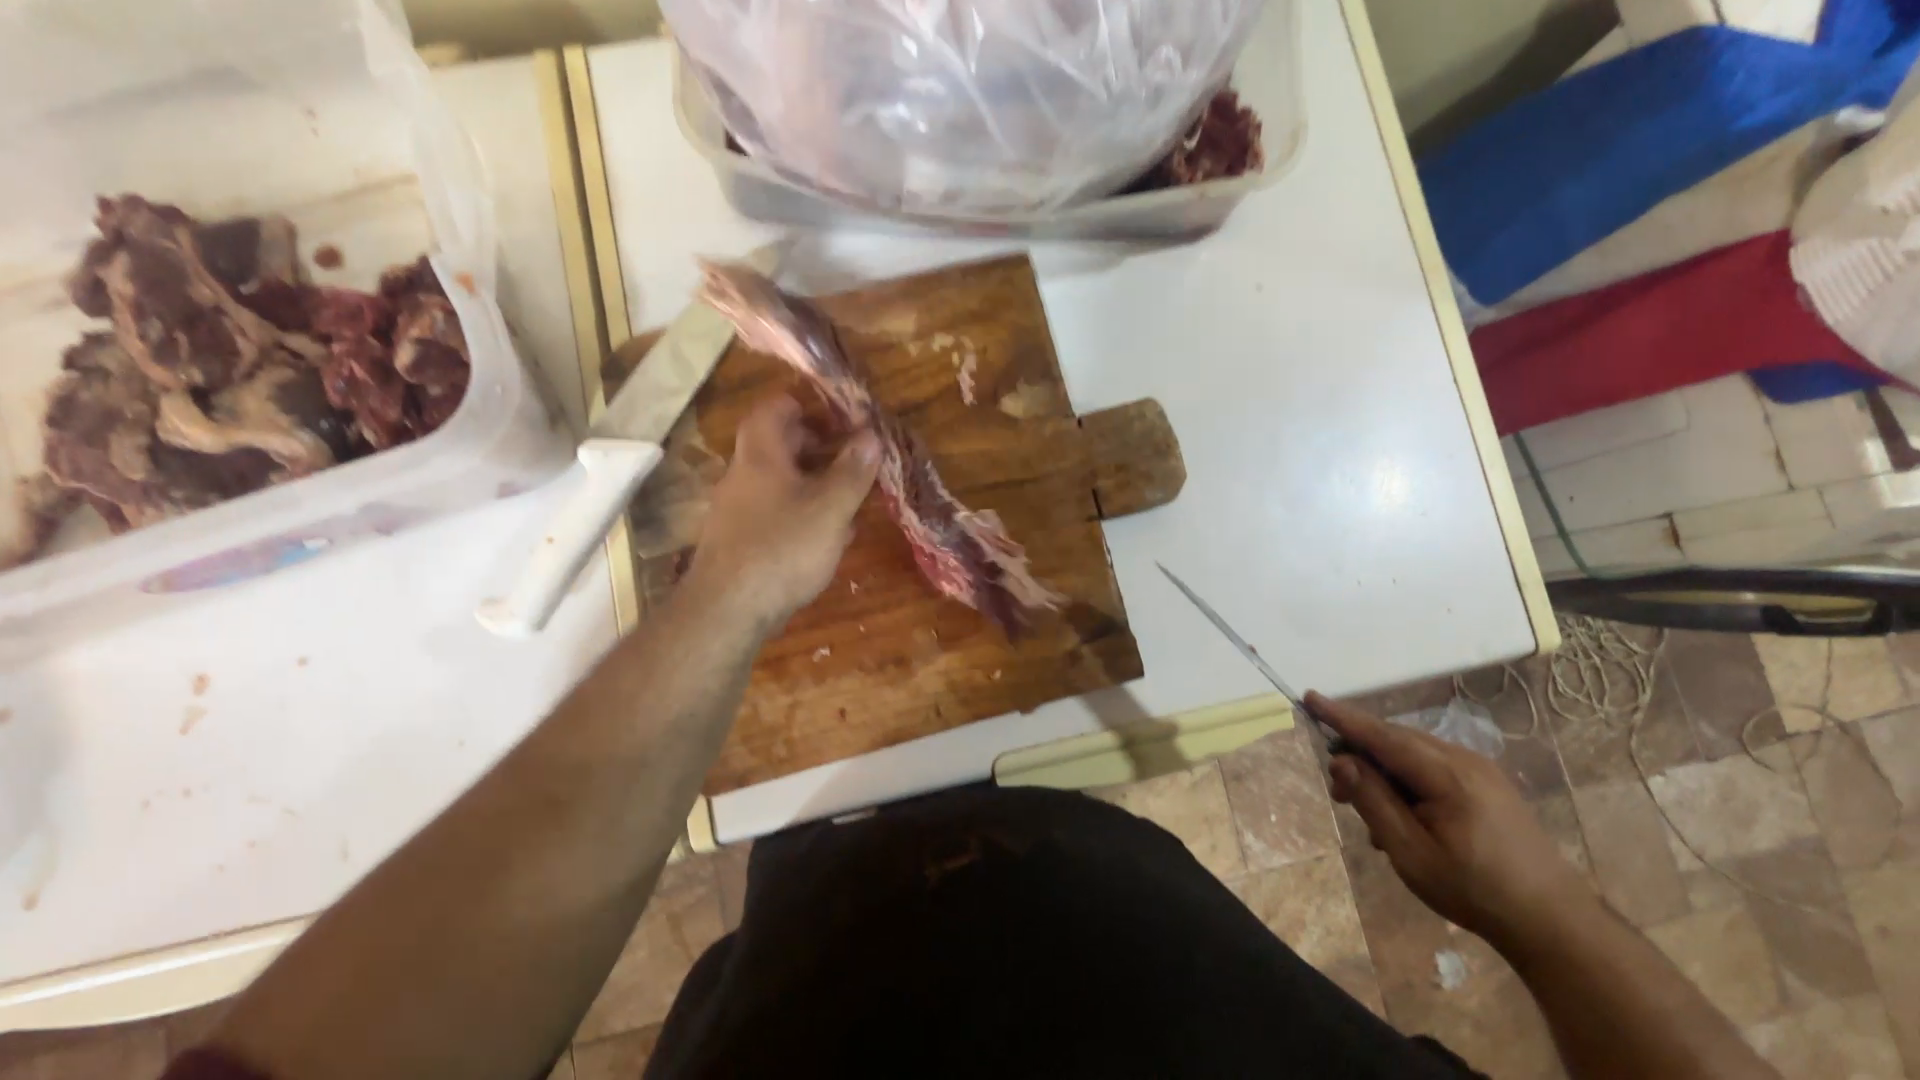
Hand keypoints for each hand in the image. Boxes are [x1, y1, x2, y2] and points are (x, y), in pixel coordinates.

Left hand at [686, 395, 879, 626]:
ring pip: (778, 481)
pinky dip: (799, 512)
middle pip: (777, 445)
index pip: (774, 408)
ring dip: (812, 483)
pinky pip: (772, 512)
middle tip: (852, 458)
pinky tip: (824, 538)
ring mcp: (735, 510)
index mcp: (761, 455)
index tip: (840, 417)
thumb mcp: (830, 509)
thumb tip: (872, 435)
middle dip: (817, 446)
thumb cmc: (782, 550)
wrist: (726, 611)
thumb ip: (853, 472)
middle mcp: (742, 475)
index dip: (807, 404)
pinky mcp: (737, 541)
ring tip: (848, 500)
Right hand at [1308, 691, 1596, 946]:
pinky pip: (1432, 769)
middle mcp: (1465, 761)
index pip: (1383, 736)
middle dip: (1359, 755)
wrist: (1550, 921)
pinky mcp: (1487, 787)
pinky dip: (1406, 783)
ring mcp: (1480, 772)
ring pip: (1413, 755)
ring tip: (1368, 814)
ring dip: (1382, 773)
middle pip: (1396, 741)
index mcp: (1447, 775)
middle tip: (1337, 794)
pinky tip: (1400, 818)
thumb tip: (1342, 760)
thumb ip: (1373, 801)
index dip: (1342, 718)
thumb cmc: (1473, 890)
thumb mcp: (1410, 852)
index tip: (1309, 697)